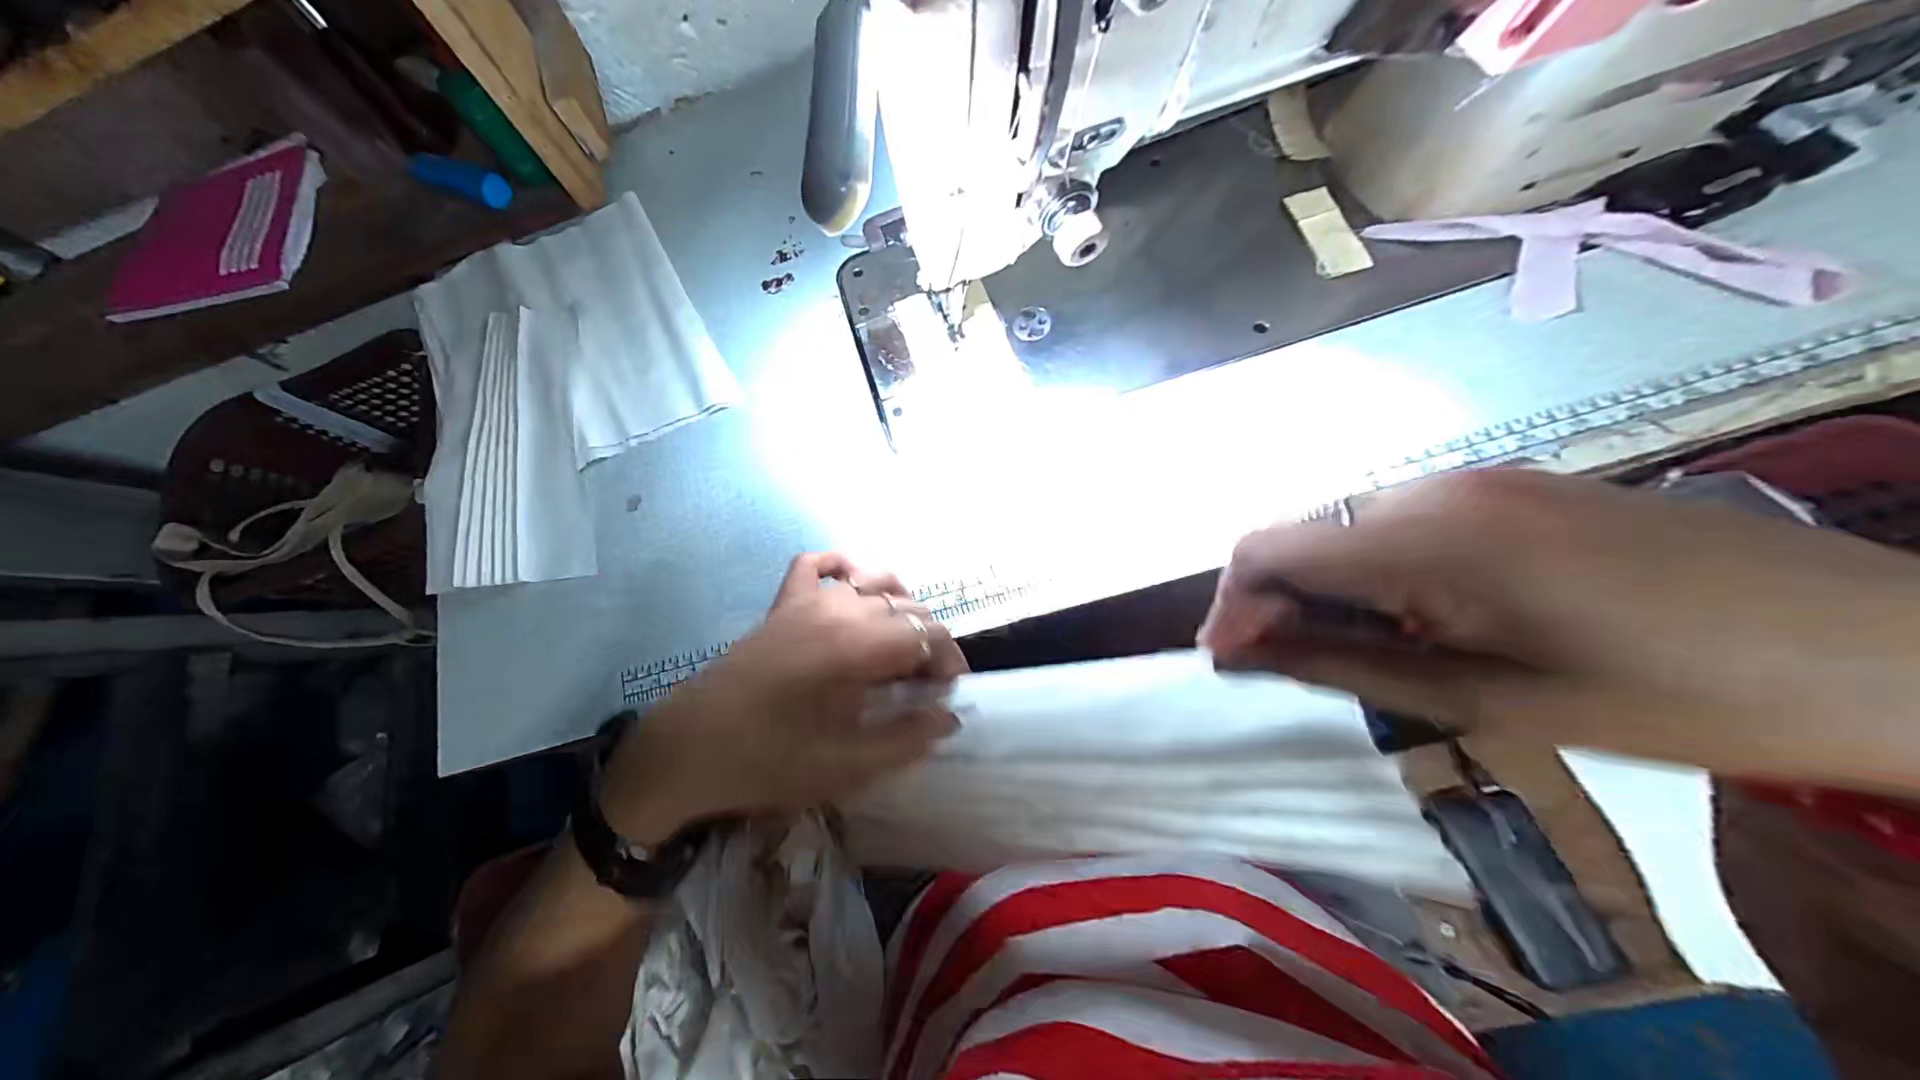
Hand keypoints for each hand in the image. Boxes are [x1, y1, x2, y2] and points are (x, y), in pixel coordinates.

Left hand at [600, 553, 967, 839]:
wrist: (688, 751)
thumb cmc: (769, 763)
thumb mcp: (847, 767)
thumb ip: (907, 738)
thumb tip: (948, 715)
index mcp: (855, 645)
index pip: (926, 634)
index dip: (948, 662)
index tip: (947, 695)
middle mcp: (836, 609)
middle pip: (905, 607)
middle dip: (928, 642)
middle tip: (925, 685)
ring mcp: (804, 602)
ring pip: (872, 582)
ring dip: (898, 608)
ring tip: (898, 647)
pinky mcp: (780, 607)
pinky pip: (817, 565)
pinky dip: (843, 569)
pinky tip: (852, 589)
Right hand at [1200, 469, 1919, 787]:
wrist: (1883, 649)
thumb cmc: (1677, 698)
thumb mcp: (1488, 701)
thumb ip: (1345, 665)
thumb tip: (1242, 653)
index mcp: (1427, 538)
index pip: (1268, 548)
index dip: (1229, 604)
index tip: (1225, 663)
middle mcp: (1437, 487)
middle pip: (1301, 532)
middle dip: (1272, 599)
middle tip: (1285, 666)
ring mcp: (1480, 477)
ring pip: (1346, 525)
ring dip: (1323, 585)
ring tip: (1353, 648)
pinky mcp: (1512, 485)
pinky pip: (1401, 520)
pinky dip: (1374, 568)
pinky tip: (1414, 613)